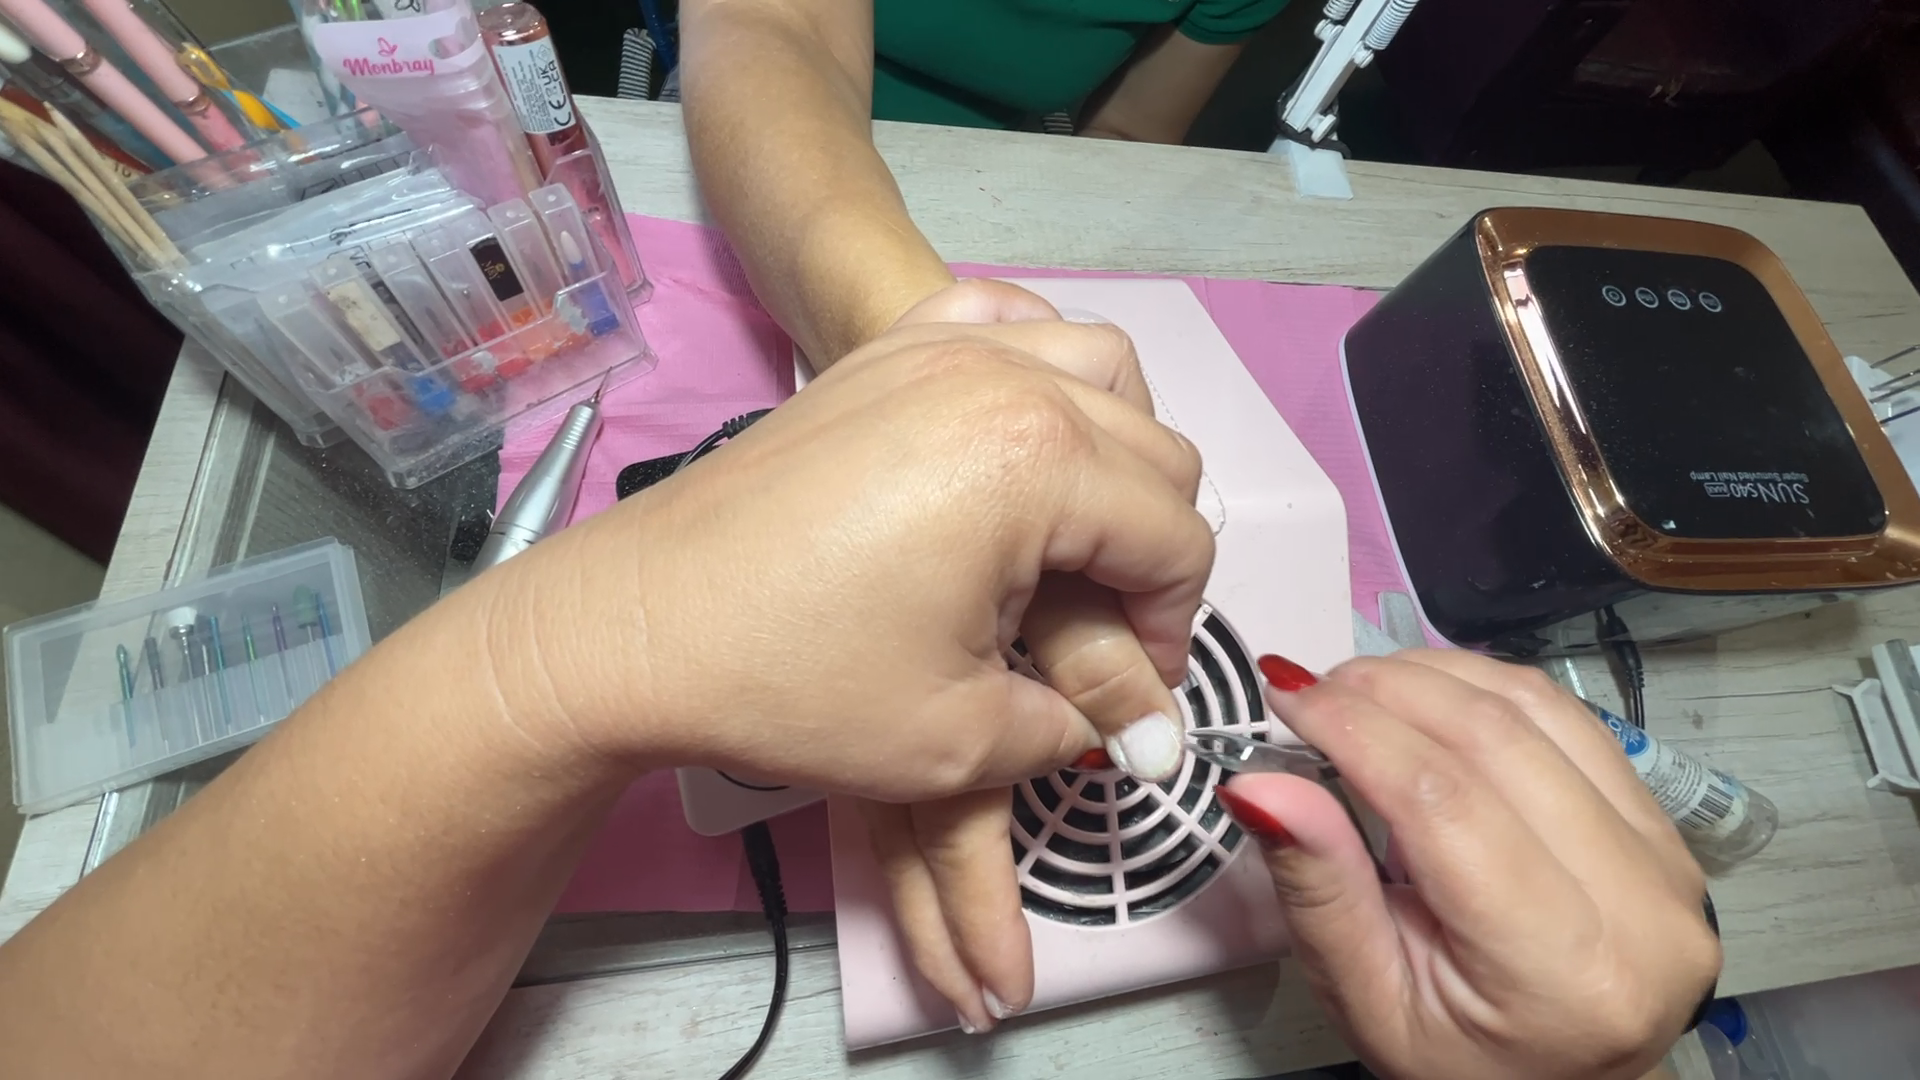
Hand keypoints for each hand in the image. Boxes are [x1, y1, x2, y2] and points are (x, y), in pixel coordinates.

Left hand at [482, 297, 1209, 798]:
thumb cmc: (794, 684)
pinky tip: (1017, 418)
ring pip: (1102, 366)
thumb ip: (1072, 725)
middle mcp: (1006, 376)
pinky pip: (1007, 317)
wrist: (637, 627)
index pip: (1177, 536)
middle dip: (1152, 546)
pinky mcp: (888, 347)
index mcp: (1037, 464)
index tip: (1134, 685)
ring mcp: (942, 343)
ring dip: (1115, 448)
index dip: (1174, 624)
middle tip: (1105, 621)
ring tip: (1071, 522)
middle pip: (1157, 451)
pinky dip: (1040, 363)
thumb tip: (1129, 727)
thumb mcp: (957, 740)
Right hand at [1220, 651, 1720, 1079]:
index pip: (1441, 801)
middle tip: (1304, 688)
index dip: (1351, 728)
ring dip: (1423, 673)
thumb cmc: (1452, 1052)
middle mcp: (1641, 902)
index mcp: (1564, 968)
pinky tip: (1416, 696)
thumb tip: (1255, 784)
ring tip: (1351, 690)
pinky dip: (1472, 680)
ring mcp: (1664, 852)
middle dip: (1378, 688)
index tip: (1281, 693)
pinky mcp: (1656, 819)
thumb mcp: (1360, 993)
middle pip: (1490, 737)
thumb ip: (1315, 885)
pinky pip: (1558, 709)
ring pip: (1529, 704)